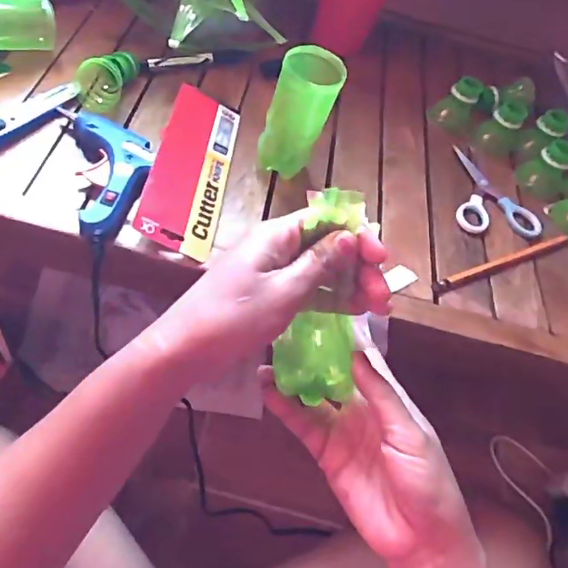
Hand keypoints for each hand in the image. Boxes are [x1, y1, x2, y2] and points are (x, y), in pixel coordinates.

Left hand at [147, 209, 389, 377]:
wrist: (185, 348)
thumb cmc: (233, 317)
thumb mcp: (283, 292)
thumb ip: (319, 264)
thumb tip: (350, 235)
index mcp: (275, 235)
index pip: (326, 219)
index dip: (358, 234)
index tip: (382, 260)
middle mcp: (274, 246)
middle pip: (327, 244)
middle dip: (359, 266)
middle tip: (383, 299)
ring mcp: (270, 270)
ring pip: (320, 268)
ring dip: (349, 283)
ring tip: (378, 309)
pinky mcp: (267, 293)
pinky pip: (306, 288)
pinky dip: (329, 297)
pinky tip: (354, 312)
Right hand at [261, 352, 474, 565]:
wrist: (420, 541)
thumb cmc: (429, 484)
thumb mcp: (410, 435)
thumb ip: (382, 395)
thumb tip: (356, 352)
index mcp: (388, 399)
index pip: (361, 360)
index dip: (340, 339)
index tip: (316, 316)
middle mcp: (361, 408)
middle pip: (329, 375)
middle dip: (308, 356)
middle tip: (280, 335)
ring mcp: (341, 430)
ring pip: (310, 397)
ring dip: (289, 380)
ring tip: (265, 362)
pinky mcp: (324, 452)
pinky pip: (301, 424)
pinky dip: (284, 408)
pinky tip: (268, 393)